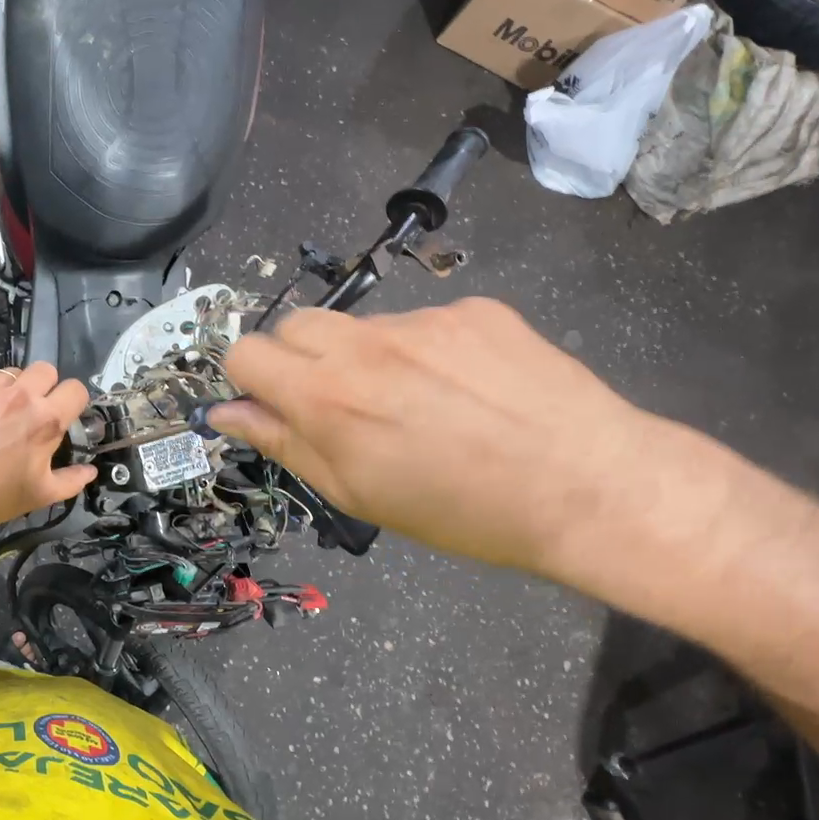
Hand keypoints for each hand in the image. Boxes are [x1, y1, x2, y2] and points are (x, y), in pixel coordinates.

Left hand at [0, 363, 97, 555]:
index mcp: (45, 420)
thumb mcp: (42, 495)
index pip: (75, 389)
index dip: (76, 402)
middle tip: (41, 411)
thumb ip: (72, 479)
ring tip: (13, 413)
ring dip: (20, 387)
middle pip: (46, 369)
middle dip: (49, 386)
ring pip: (15, 372)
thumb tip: (89, 471)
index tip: (68, 416)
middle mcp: (20, 398)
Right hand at [205, 298, 666, 574]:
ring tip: (414, 401)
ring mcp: (425, 321)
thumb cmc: (460, 510)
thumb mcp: (353, 491)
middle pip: (293, 325)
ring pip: (359, 324)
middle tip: (337, 402)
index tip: (275, 404)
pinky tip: (462, 389)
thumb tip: (224, 413)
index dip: (251, 380)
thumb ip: (282, 442)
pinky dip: (423, 350)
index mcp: (326, 397)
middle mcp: (366, 346)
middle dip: (298, 358)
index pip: (245, 352)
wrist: (594, 489)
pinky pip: (421, 322)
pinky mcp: (476, 310)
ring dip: (362, 355)